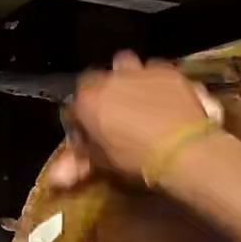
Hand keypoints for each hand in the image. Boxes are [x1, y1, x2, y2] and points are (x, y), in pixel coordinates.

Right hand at [47, 51, 221, 188]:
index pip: (73, 104)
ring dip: (125, 77)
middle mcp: (108, 80)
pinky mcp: (167, 71)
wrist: (184, 149)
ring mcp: (139, 72)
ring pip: (124, 65)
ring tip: (134, 96)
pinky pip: (154, 69)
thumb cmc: (135, 159)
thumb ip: (79, 161)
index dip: (80, 118)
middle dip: (100, 92)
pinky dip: (154, 80)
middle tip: (111, 113)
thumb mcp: (103, 163)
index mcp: (86, 101)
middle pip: (96, 79)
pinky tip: (161, 96)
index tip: (88, 133)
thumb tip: (56, 177)